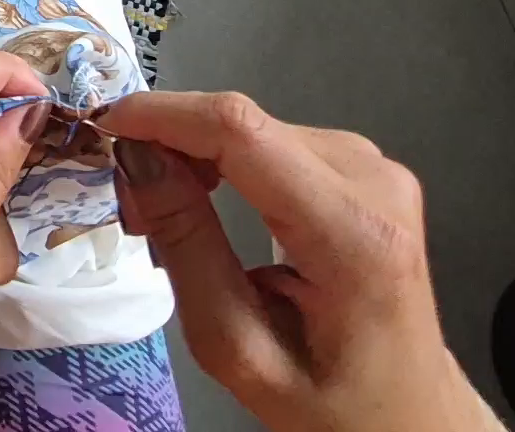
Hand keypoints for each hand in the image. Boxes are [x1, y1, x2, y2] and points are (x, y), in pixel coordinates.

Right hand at [98, 91, 505, 431]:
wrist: (413, 422)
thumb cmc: (326, 402)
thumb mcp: (234, 345)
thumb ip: (184, 244)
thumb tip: (134, 153)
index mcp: (352, 233)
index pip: (239, 130)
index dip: (161, 113)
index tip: (102, 128)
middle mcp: (371, 179)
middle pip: (237, 122)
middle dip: (164, 142)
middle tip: (130, 203)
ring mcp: (371, 165)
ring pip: (243, 123)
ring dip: (185, 150)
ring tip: (161, 209)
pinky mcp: (360, 163)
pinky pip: (261, 135)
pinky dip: (213, 154)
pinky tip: (199, 192)